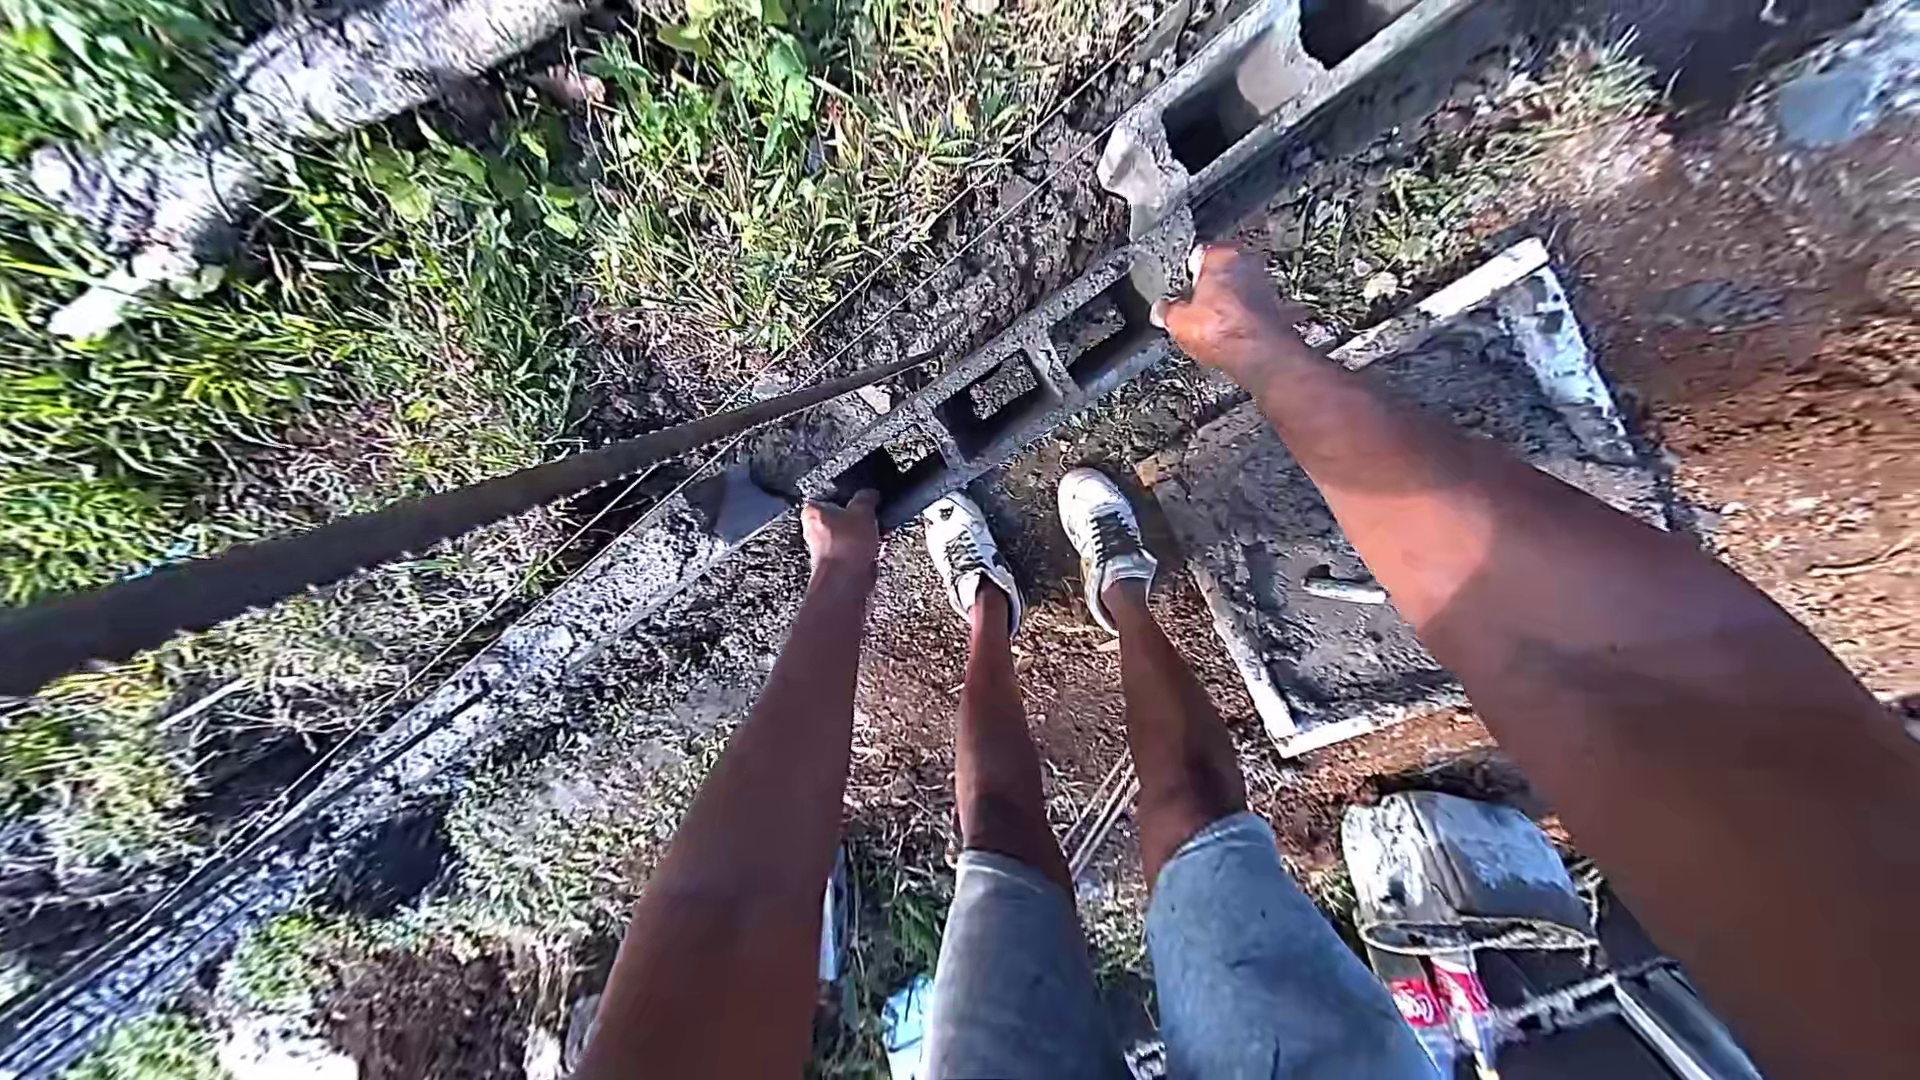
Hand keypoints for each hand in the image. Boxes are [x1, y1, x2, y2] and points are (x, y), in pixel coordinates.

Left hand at [802, 489, 879, 582]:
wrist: (846, 582)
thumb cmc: (845, 546)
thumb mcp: (862, 511)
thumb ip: (866, 497)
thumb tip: (870, 494)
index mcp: (813, 512)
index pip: (831, 497)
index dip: (852, 499)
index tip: (867, 502)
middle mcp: (814, 532)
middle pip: (845, 519)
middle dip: (863, 522)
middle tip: (875, 522)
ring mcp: (826, 551)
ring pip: (852, 538)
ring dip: (868, 539)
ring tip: (879, 540)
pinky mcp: (838, 567)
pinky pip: (857, 555)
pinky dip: (868, 554)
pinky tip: (876, 554)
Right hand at [1153, 244, 1317, 383]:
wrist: (1255, 354)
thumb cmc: (1221, 330)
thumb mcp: (1177, 321)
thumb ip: (1166, 311)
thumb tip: (1160, 310)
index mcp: (1222, 256)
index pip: (1198, 254)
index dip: (1185, 272)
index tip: (1179, 286)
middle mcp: (1246, 263)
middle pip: (1219, 272)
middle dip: (1207, 288)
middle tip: (1191, 308)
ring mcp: (1263, 285)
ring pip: (1235, 290)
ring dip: (1224, 304)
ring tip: (1208, 325)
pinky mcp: (1271, 308)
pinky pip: (1247, 310)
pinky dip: (1238, 319)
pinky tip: (1226, 335)